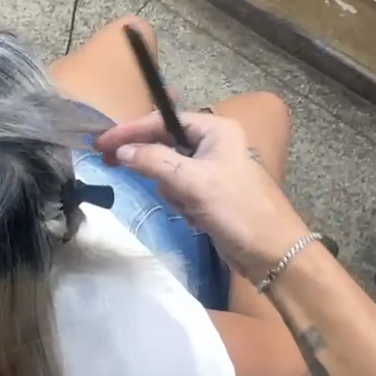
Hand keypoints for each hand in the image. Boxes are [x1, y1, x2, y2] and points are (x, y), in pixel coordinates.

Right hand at [96, 111, 313, 282]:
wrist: (274, 254)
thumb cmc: (239, 211)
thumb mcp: (194, 182)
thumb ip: (154, 161)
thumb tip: (120, 151)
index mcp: (215, 130)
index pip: (161, 121)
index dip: (129, 131)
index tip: (101, 143)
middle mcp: (213, 143)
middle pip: (162, 143)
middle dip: (148, 161)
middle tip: (109, 162)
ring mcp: (211, 168)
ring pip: (168, 169)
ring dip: (169, 189)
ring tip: (184, 206)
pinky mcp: (209, 193)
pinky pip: (179, 189)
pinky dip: (179, 202)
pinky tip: (193, 216)